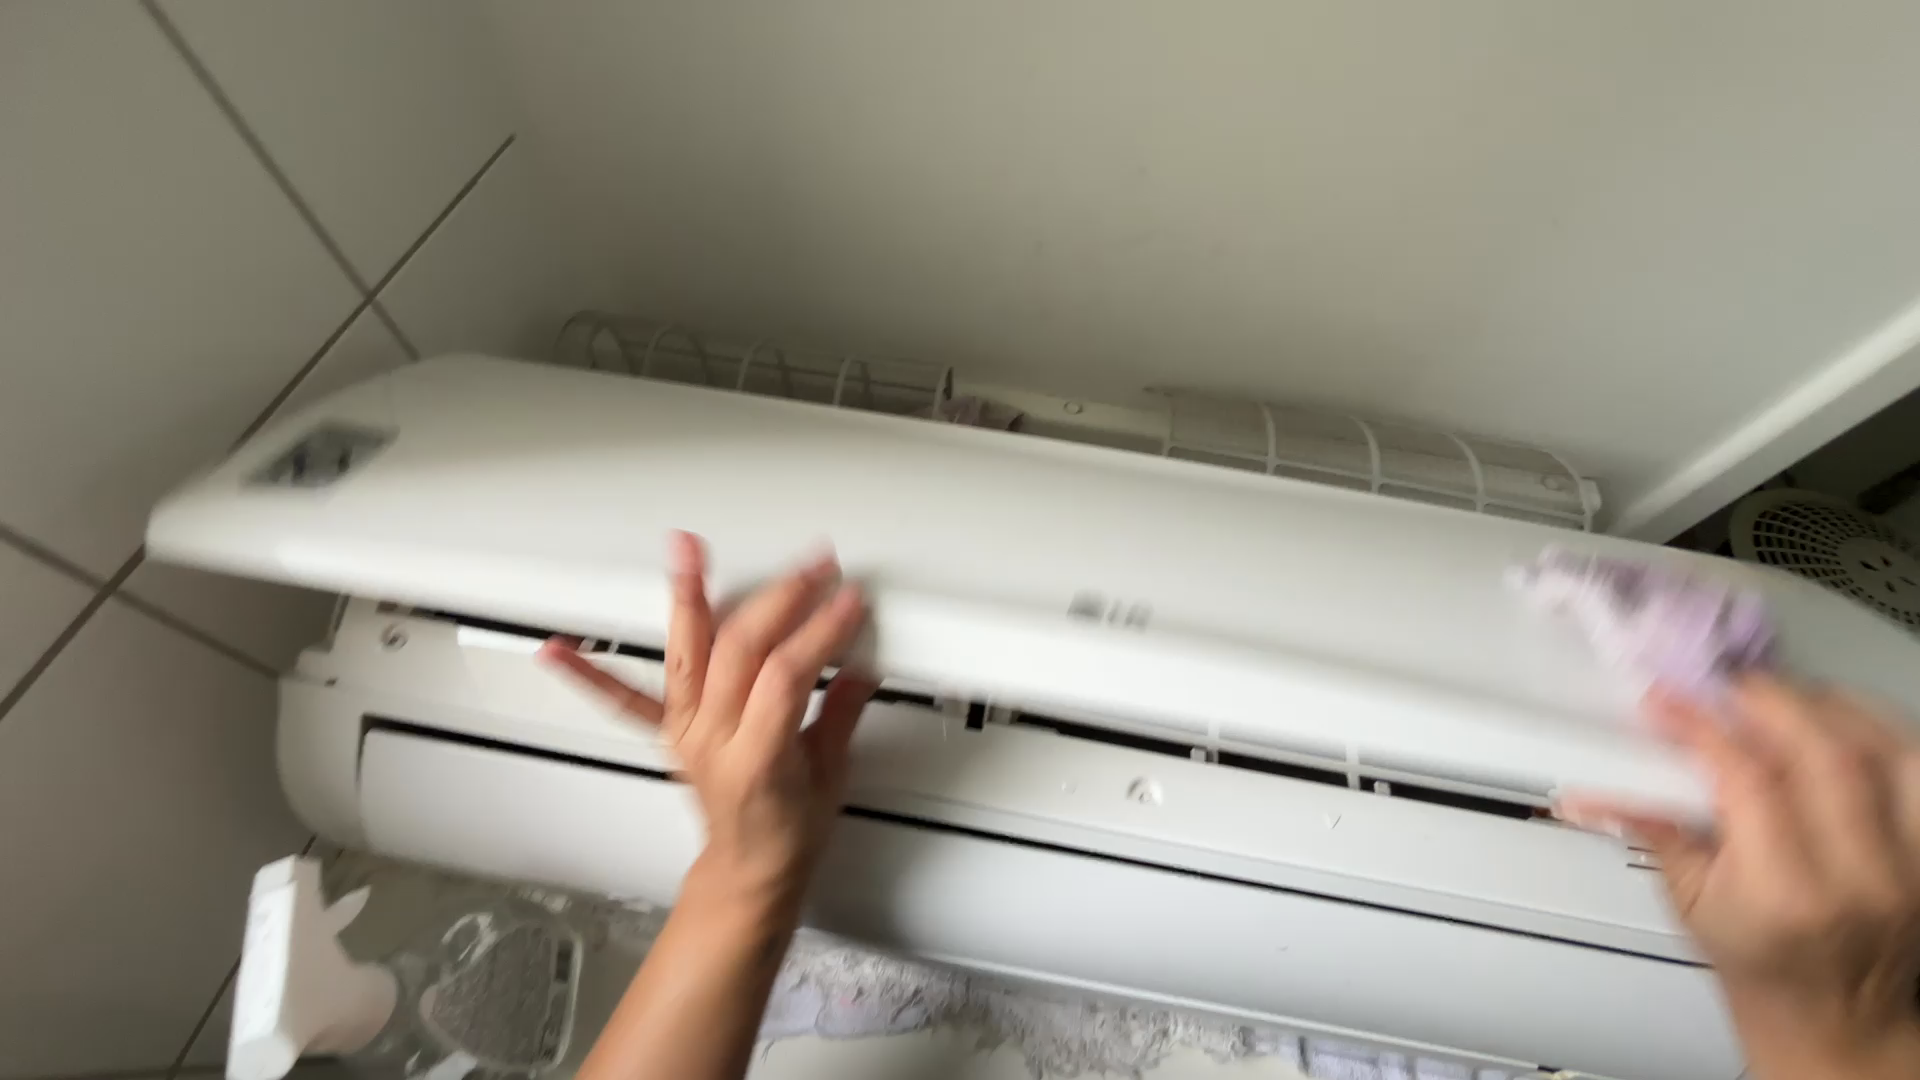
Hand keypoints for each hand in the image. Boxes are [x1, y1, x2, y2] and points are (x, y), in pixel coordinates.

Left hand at [540, 531, 876, 909]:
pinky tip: (557, 651)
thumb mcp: (831, 774)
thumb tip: (858, 666)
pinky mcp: (669, 732)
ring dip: (686, 600)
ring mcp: (685, 733)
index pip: (786, 676)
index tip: (846, 600)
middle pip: (739, 653)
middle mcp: (712, 740)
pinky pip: (624, 702)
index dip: (818, 633)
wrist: (749, 870)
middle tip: (810, 566)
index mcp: (759, 759)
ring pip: (685, 655)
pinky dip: (590, 675)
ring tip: (686, 552)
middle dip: (778, 600)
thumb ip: (840, 713)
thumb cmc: (788, 835)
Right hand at [1560, 677, 1919, 1079]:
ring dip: (1838, 712)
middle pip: (1832, 758)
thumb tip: (1590, 781)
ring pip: (1899, 759)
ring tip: (1787, 695)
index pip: (1749, 782)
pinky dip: (1884, 738)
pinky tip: (1839, 723)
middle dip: (1770, 703)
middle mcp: (1867, 876)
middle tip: (1724, 684)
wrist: (1842, 1016)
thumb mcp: (1684, 897)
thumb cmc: (1759, 962)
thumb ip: (1651, 828)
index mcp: (1788, 890)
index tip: (1665, 702)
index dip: (1701, 729)